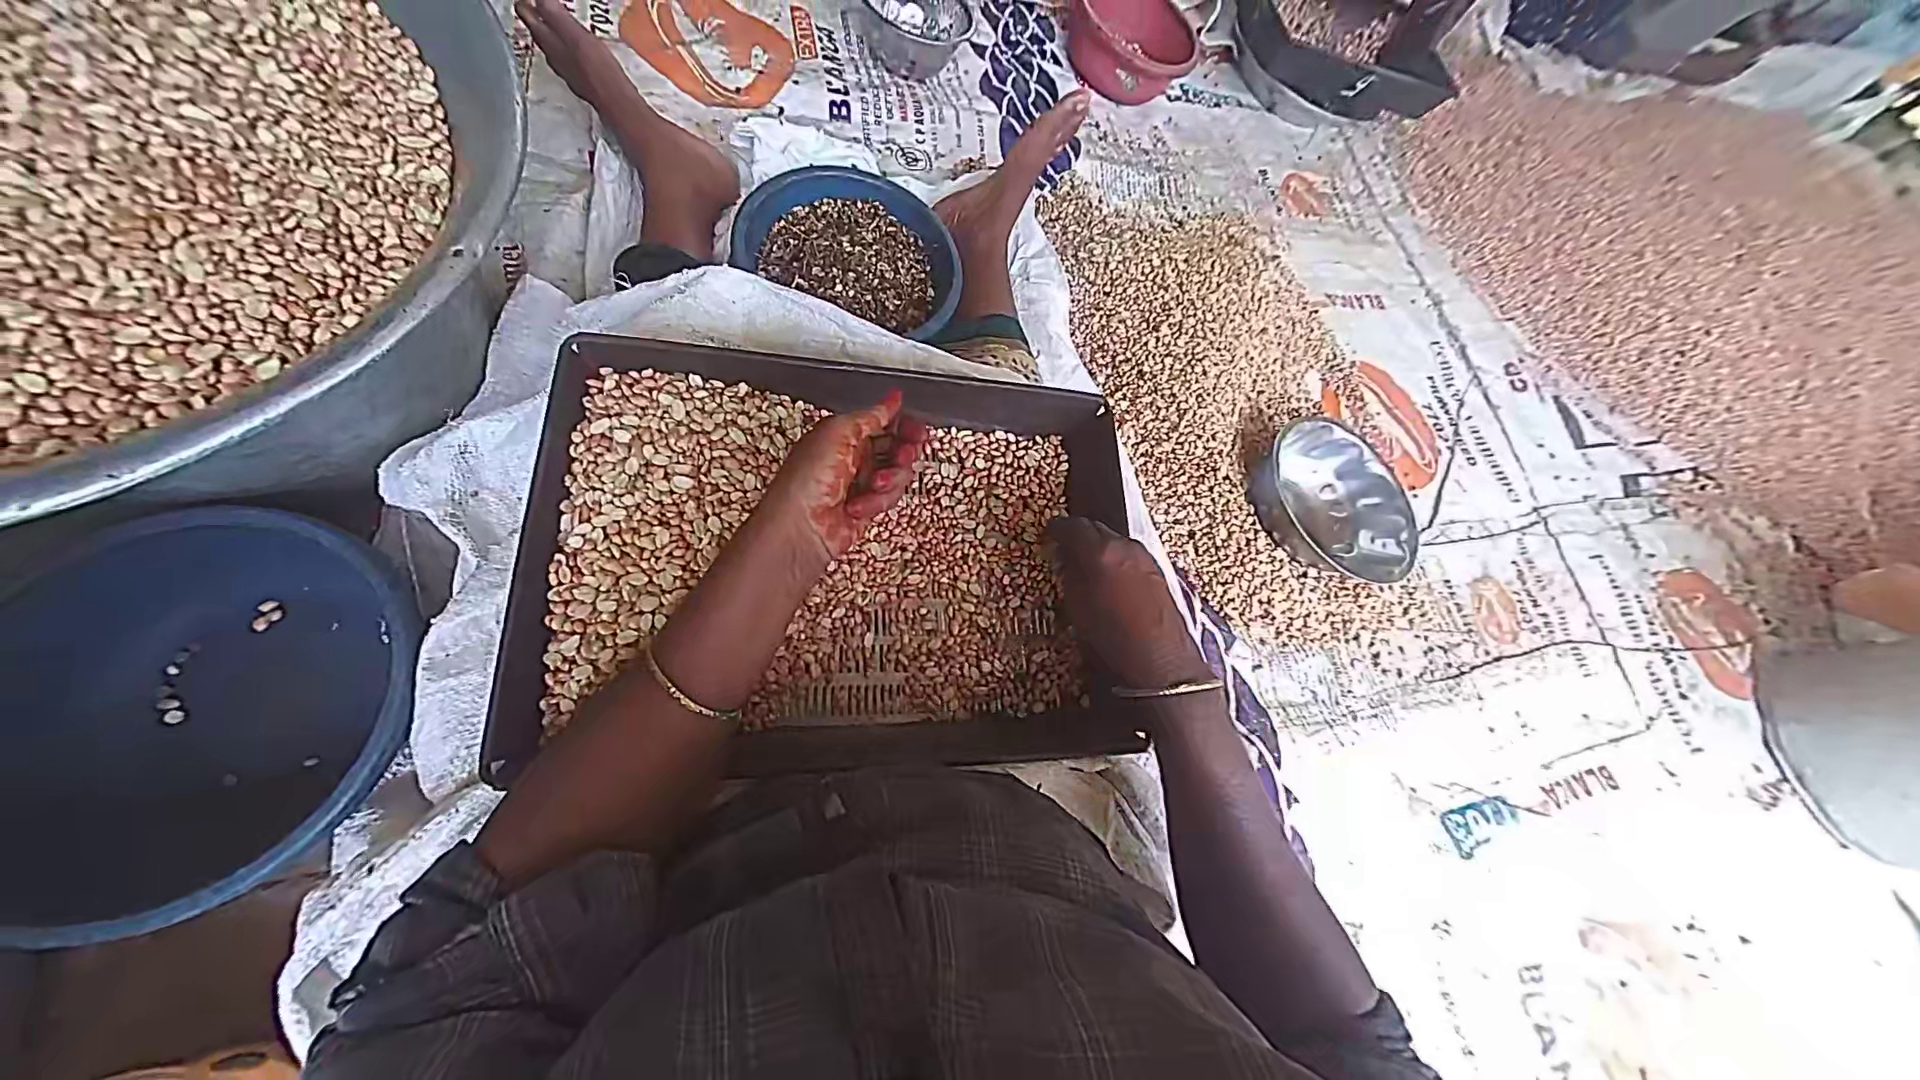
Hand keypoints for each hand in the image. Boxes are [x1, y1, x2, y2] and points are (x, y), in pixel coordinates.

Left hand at [761, 390, 928, 561]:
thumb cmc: (806, 480)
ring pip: (897, 475)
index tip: (917, 430)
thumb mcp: (838, 432)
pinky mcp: (867, 507)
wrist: (801, 526)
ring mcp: (861, 484)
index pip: (882, 423)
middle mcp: (853, 458)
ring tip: (875, 484)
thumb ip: (870, 415)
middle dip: (904, 452)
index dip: (902, 425)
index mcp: (843, 435)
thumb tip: (892, 400)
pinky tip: (858, 506)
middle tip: (905, 455)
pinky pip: (889, 499)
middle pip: (895, 448)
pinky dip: (878, 501)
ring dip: (891, 479)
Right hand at [1049, 516, 1211, 691]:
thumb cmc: (1113, 637)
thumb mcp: (1077, 607)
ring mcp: (1144, 556)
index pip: (1073, 526)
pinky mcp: (1157, 569)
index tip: (1050, 531)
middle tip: (1064, 544)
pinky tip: (1109, 574)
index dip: (1057, 528)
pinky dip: (1115, 555)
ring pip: (1114, 538)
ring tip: (1085, 561)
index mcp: (1100, 552)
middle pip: (1096, 527)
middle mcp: (1124, 547)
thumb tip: (1065, 559)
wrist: (1160, 658)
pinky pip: (1128, 552)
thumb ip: (1069, 575)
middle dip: (1078, 532)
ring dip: (1098, 544)